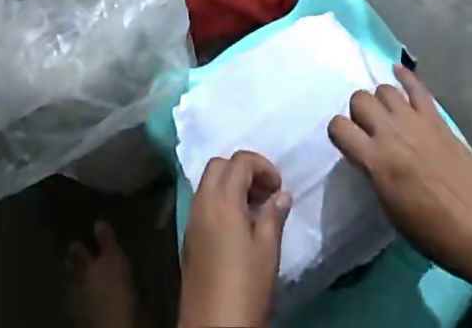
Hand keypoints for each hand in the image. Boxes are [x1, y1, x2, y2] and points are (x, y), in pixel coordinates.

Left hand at [178, 150, 293, 327]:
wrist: (212, 327)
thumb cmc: (245, 287)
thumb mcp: (267, 251)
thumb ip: (273, 216)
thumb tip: (282, 194)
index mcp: (221, 200)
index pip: (240, 161)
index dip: (262, 165)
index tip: (278, 186)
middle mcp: (202, 202)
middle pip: (219, 165)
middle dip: (244, 169)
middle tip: (266, 192)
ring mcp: (192, 218)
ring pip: (209, 182)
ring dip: (231, 184)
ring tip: (255, 208)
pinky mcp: (189, 235)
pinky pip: (204, 201)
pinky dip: (221, 199)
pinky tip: (239, 224)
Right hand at [327, 66, 471, 281]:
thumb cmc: (432, 231)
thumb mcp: (389, 208)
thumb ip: (373, 173)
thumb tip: (367, 157)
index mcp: (375, 160)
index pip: (338, 127)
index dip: (338, 132)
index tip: (346, 142)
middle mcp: (390, 132)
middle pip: (359, 99)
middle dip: (359, 112)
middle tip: (368, 130)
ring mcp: (415, 121)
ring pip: (384, 89)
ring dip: (381, 100)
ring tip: (387, 115)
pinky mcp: (436, 118)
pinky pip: (417, 87)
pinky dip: (405, 76)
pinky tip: (397, 71)